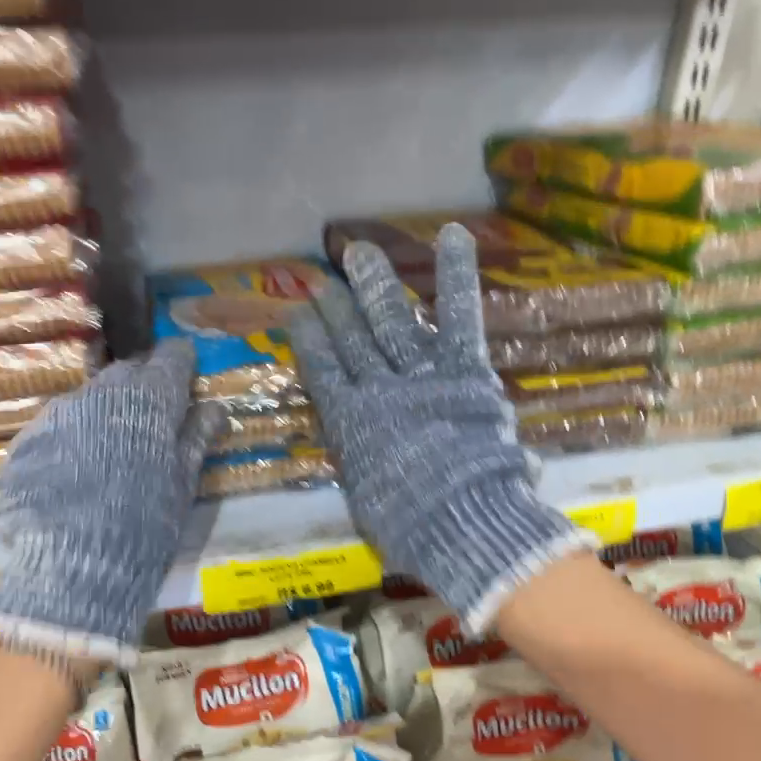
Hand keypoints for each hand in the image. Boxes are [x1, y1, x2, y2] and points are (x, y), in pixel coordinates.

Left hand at [0, 339, 224, 668]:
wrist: (70, 563)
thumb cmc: (143, 525)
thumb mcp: (181, 485)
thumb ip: (196, 439)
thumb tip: (214, 408)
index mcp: (149, 397)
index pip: (172, 357)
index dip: (182, 366)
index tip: (187, 381)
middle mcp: (101, 392)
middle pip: (128, 374)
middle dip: (142, 389)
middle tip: (151, 422)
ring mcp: (58, 413)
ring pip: (90, 401)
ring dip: (104, 417)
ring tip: (109, 457)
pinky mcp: (27, 440)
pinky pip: (59, 430)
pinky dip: (72, 443)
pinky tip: (74, 478)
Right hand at [286, 225, 594, 630]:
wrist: (460, 521)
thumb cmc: (409, 527)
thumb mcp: (366, 499)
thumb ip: (361, 464)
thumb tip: (362, 449)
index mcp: (350, 424)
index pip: (321, 372)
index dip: (308, 342)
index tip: (297, 316)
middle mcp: (378, 389)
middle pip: (351, 342)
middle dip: (335, 311)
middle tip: (322, 284)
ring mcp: (420, 374)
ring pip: (391, 321)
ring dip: (374, 286)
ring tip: (358, 252)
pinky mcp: (463, 369)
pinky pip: (458, 315)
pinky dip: (456, 275)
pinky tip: (452, 234)